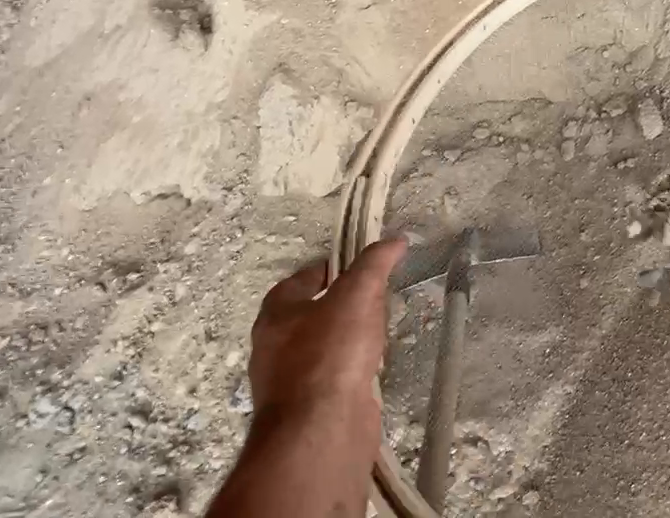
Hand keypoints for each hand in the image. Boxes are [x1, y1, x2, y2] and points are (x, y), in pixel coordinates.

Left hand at [247, 238, 406, 424]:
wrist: (320, 428)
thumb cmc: (331, 352)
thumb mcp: (357, 294)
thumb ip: (375, 264)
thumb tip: (395, 240)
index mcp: (275, 316)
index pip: (299, 281)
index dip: (330, 268)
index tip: (360, 264)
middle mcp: (274, 347)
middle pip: (311, 312)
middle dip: (344, 302)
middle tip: (377, 294)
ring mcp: (289, 380)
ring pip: (323, 344)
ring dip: (350, 334)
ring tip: (381, 327)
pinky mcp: (309, 405)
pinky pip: (333, 372)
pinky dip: (353, 363)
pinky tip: (374, 362)